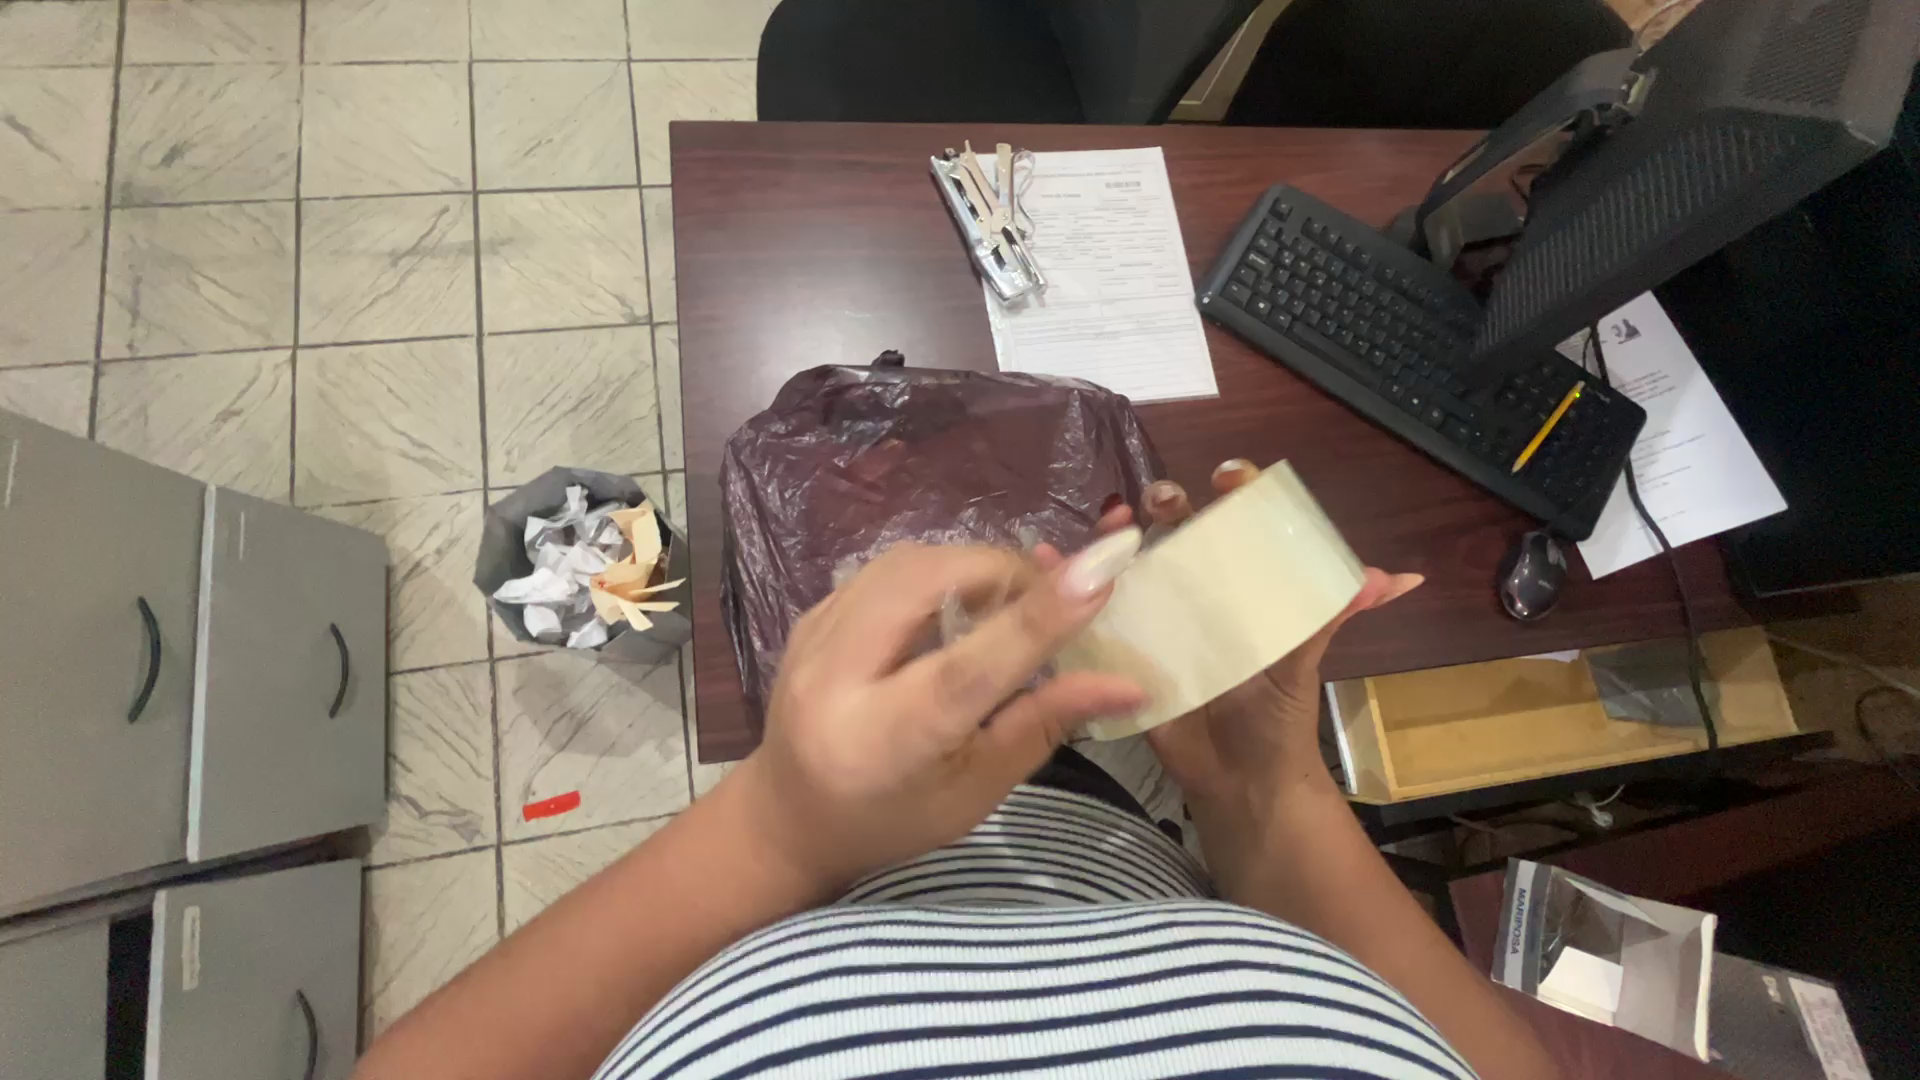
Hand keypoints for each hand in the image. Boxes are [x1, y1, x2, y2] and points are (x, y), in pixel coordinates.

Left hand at [726, 539, 1146, 893]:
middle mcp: (836, 678)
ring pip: (906, 560)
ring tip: (1010, 594)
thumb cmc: (893, 819)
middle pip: (925, 583)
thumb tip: (1128, 683)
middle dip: (1002, 571)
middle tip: (1051, 589)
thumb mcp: (976, 790)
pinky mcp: (810, 614)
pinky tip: (959, 599)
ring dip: (972, 564)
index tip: (1099, 573)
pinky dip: (939, 569)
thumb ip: (1043, 724)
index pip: (967, 669)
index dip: (1037, 618)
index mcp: (884, 742)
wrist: (789, 815)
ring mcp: (813, 637)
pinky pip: (887, 567)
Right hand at [1076, 461, 1421, 894]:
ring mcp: (1156, 616)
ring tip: (1099, 524)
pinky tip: (1045, 560)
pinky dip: (1066, 583)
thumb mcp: (1298, 663)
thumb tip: (1401, 578)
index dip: (1235, 492)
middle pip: (1176, 530)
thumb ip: (1328, 617)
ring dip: (1111, 535)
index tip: (1226, 480)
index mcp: (1243, 585)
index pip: (1239, 523)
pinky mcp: (1121, 646)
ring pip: (1130, 562)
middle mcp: (1197, 590)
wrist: (1235, 782)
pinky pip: (1091, 610)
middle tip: (1157, 502)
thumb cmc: (1275, 717)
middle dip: (1165, 504)